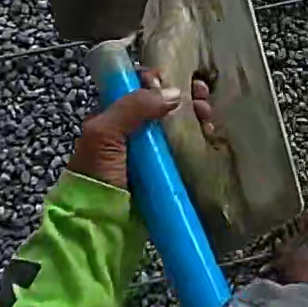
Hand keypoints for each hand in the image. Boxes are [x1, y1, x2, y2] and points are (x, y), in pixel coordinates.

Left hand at [67, 70, 213, 188]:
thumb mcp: (104, 135)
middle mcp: (133, 131)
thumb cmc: (97, 176)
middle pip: (164, 103)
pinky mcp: (167, 170)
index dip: (158, 79)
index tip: (177, 78)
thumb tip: (174, 93)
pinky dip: (201, 134)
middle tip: (202, 93)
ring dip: (196, 112)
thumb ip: (133, 108)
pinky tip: (210, 130)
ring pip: (180, 122)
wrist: (100, 227)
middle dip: (185, 94)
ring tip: (207, 113)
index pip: (139, 88)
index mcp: (112, 118)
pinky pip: (188, 145)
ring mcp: (152, 151)